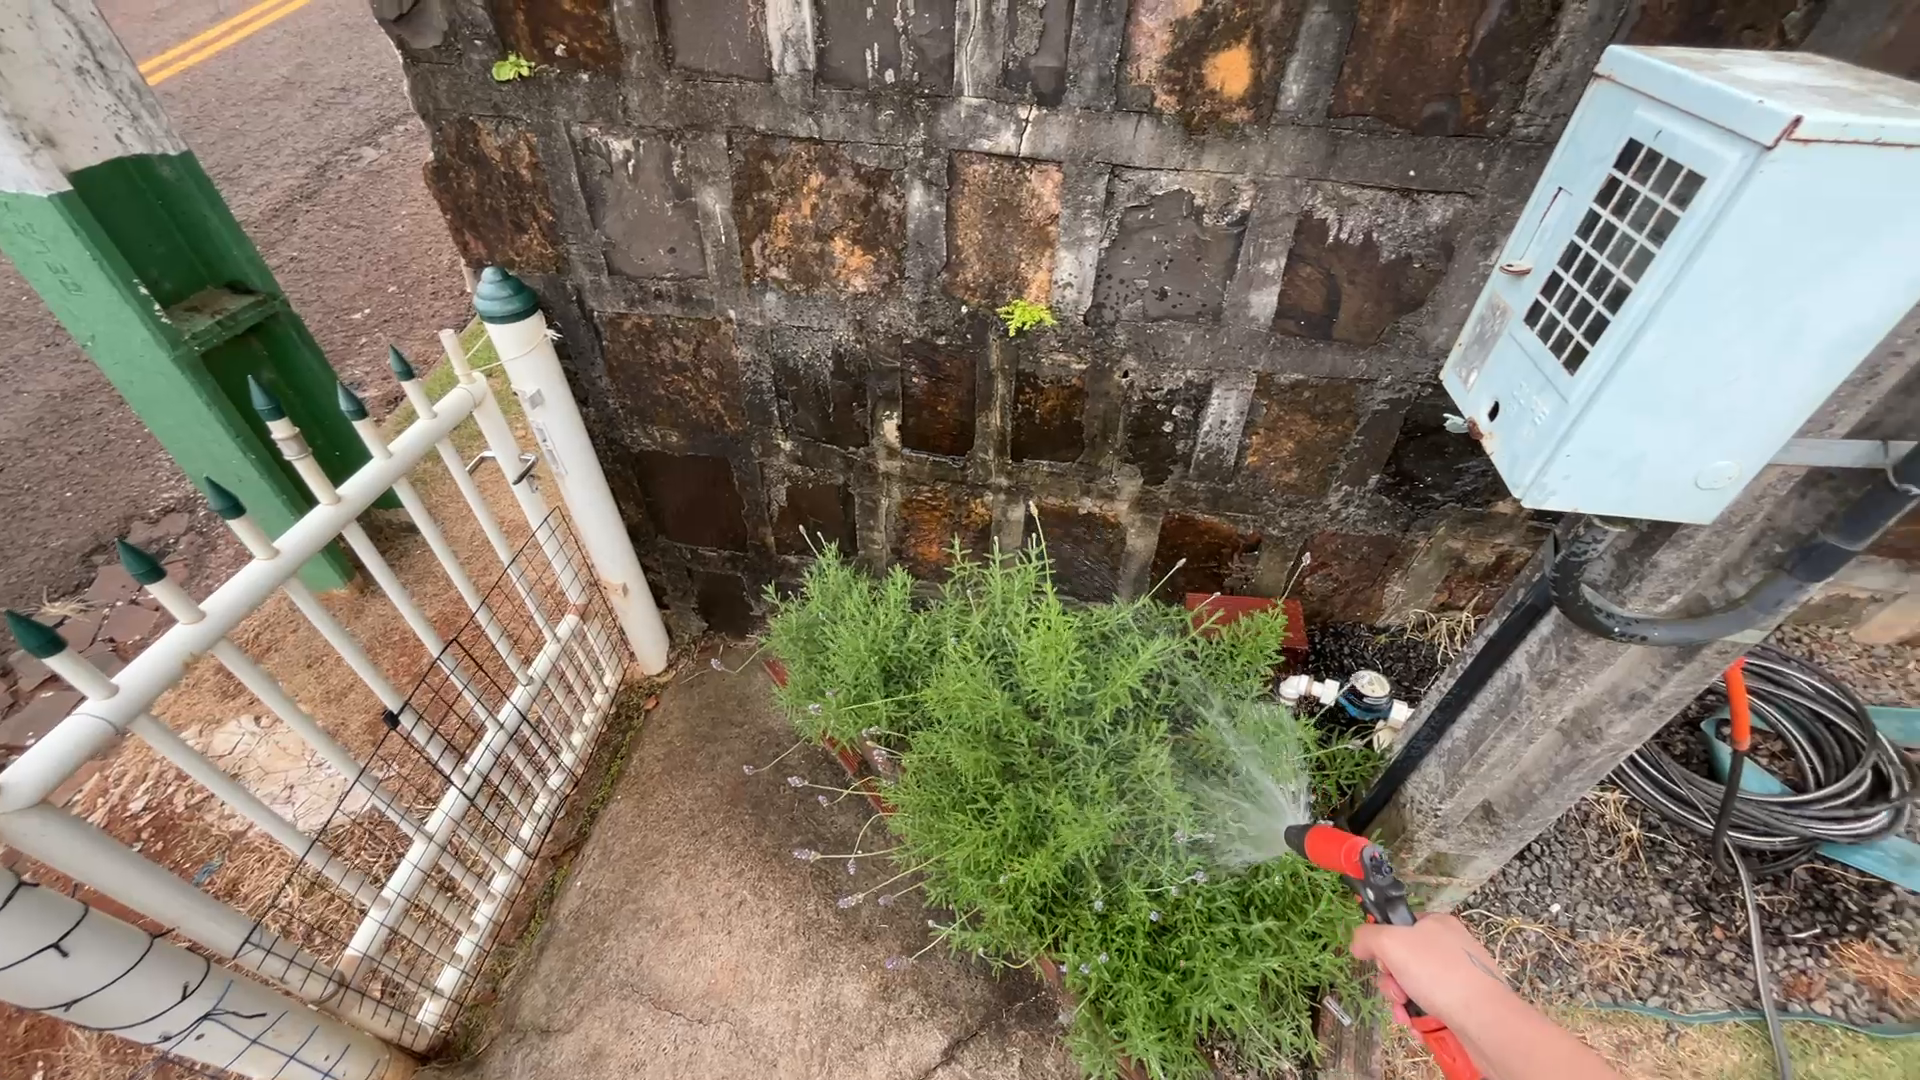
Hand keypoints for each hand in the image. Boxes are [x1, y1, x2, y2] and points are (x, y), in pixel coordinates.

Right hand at [1348, 914, 1508, 1030]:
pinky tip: (1418, 1027)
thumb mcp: (1389, 942)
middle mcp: (1450, 948)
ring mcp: (1461, 979)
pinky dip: (1420, 1018)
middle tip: (1396, 992)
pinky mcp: (1467, 1006)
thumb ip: (1366, 936)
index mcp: (1437, 924)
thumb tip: (1358, 946)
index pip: (1399, 926)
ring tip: (1406, 1015)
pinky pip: (1432, 1007)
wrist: (1488, 1023)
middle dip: (1391, 981)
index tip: (1382, 961)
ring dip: (1402, 1003)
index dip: (1384, 944)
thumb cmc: (1438, 973)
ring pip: (1414, 986)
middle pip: (1403, 960)